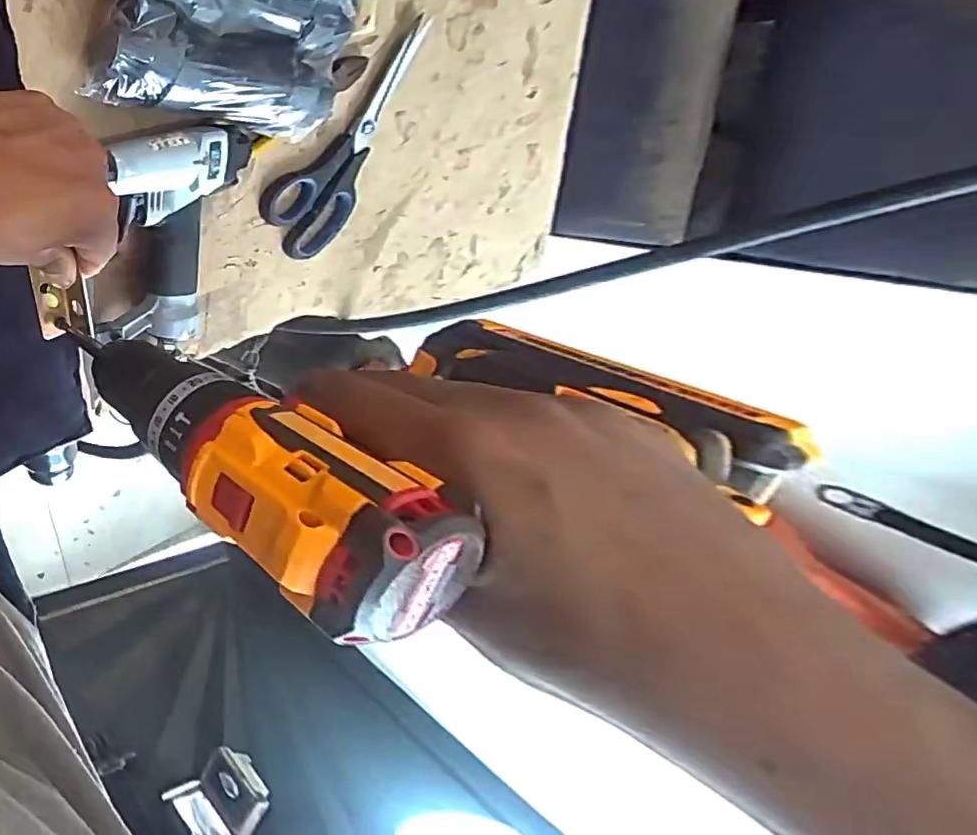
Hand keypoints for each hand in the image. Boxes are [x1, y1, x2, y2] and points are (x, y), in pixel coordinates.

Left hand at [0, 91, 118, 285]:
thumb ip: (53, 258)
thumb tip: (64, 262)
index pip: (105, 243)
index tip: (67, 262)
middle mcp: (91, 162)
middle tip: (38, 225)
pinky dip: (34, 147)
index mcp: (94, 208)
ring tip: (16, 187)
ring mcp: (65, 126)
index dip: (84, 258)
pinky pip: (46, 133)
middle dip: (72, 214)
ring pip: (71, 160)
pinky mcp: (37, 102)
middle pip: (93, 196)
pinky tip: (5, 159)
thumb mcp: (15, 254)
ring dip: (55, 176)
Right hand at [290, 369, 840, 695]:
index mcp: (471, 450)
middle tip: (351, 460)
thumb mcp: (462, 605)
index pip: (353, 395)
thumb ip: (392, 545)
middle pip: (401, 384)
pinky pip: (522, 412)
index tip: (293, 427)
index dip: (309, 406)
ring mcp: (576, 414)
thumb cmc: (603, 648)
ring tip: (436, 481)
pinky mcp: (621, 428)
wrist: (767, 678)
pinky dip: (491, 433)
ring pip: (461, 396)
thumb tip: (349, 525)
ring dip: (426, 424)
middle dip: (361, 414)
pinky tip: (518, 490)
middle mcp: (518, 412)